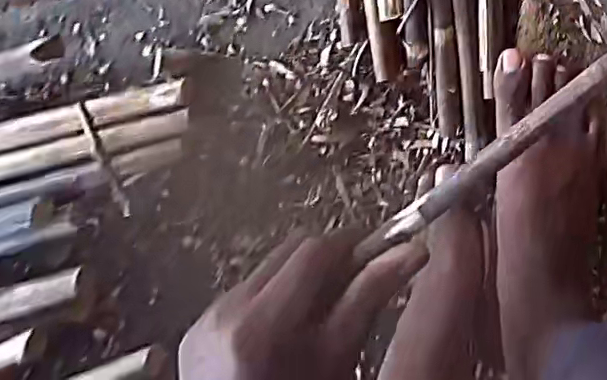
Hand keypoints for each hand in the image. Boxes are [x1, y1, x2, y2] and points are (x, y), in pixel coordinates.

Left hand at [179, 231, 425, 379]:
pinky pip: (248, 290)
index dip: (350, 244)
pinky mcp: (197, 327)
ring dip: (300, 279)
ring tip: (319, 316)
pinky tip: (286, 334)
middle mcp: (228, 315)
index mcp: (263, 328)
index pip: (315, 249)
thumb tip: (409, 251)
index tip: (375, 251)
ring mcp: (208, 320)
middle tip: (354, 283)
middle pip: (292, 249)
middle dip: (328, 260)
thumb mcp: (338, 361)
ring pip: (272, 266)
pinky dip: (274, 299)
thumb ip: (369, 298)